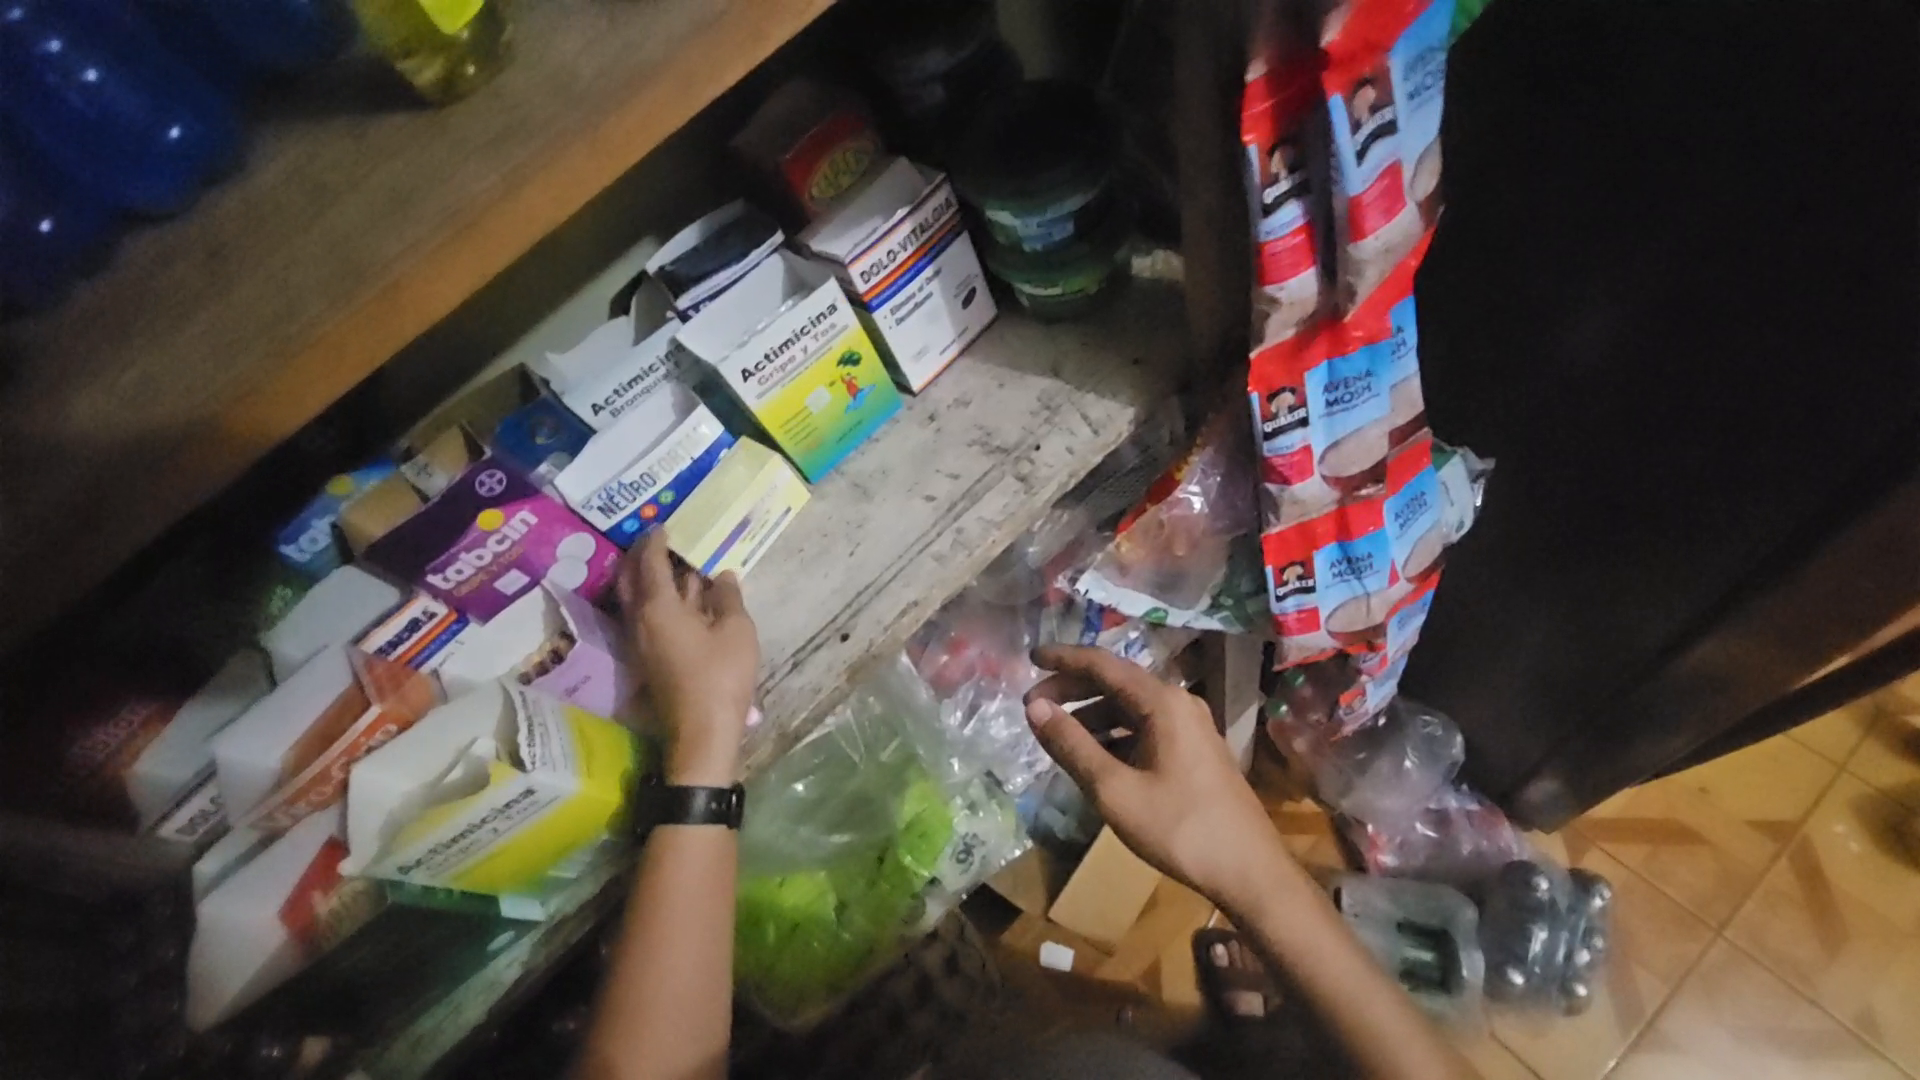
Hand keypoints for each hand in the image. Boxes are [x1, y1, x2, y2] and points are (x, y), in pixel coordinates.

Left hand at [617, 532, 759, 785]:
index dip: (655, 541)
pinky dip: (658, 600)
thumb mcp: (737, 630)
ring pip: (637, 600)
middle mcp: (638, 620)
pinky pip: (646, 617)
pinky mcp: (648, 658)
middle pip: (631, 579)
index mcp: (658, 607)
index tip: (662, 525)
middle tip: (659, 541)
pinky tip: (682, 600)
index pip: (649, 562)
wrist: (702, 731)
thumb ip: (728, 597)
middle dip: (641, 557)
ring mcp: (639, 642)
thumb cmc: (721, 674)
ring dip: (650, 579)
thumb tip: (722, 575)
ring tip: (674, 566)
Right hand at [1024, 645, 1295, 914]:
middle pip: (1115, 682)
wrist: (1250, 873)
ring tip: (1056, 732)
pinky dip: (1113, 733)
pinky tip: (1093, 755)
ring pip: (1130, 707)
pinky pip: (1144, 727)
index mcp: (1162, 702)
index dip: (1063, 658)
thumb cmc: (1179, 829)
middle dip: (1072, 689)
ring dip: (1091, 714)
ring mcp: (1190, 726)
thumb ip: (1072, 744)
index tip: (1030, 657)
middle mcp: (1179, 702)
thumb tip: (1035, 707)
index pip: (1102, 663)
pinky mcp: (1194, 750)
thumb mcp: (1114, 790)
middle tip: (1032, 705)